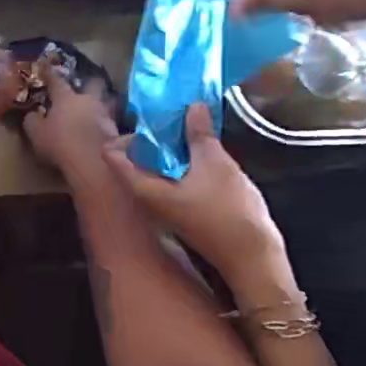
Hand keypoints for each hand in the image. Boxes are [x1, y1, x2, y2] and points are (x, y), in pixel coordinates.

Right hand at [22, 69, 121, 186]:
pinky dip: (104, 125)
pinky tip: (101, 132)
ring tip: (95, 112)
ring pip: (105, 102)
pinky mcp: (116, 130)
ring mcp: (105, 114)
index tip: (46, 65)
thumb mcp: (36, 133)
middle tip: (85, 88)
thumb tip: (33, 114)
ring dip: (100, 105)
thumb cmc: (59, 143)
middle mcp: (88, 100)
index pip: (56, 80)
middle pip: (93, 84)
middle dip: (90, 83)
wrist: (92, 162)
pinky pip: (109, 122)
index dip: (49, 73)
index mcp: (66, 98)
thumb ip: (32, 120)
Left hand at [102, 104, 295, 300]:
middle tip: (172, 115)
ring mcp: (163, 204)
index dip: (126, 132)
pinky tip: (200, 147)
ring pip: (154, 167)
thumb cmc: (228, 212)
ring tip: (187, 125)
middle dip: (149, 136)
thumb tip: (193, 105)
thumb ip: (199, 134)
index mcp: (143, 187)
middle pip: (133, 158)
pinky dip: (180, 160)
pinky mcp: (181, 207)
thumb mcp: (215, 164)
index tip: (150, 118)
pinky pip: (170, 177)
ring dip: (167, 147)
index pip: (112, 155)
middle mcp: (146, 196)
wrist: (253, 260)